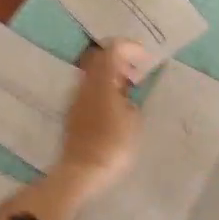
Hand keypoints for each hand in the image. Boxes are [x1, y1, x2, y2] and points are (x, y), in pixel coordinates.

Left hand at [56, 40, 148, 195]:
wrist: (82, 171)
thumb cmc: (113, 145)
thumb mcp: (133, 121)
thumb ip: (131, 101)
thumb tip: (126, 96)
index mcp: (102, 81)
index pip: (113, 49)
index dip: (131, 48)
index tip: (146, 59)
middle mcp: (85, 84)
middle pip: (99, 58)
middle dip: (119, 59)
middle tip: (137, 72)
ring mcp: (75, 98)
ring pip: (92, 74)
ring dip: (110, 76)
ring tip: (128, 91)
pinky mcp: (72, 112)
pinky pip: (88, 90)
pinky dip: (102, 89)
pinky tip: (114, 106)